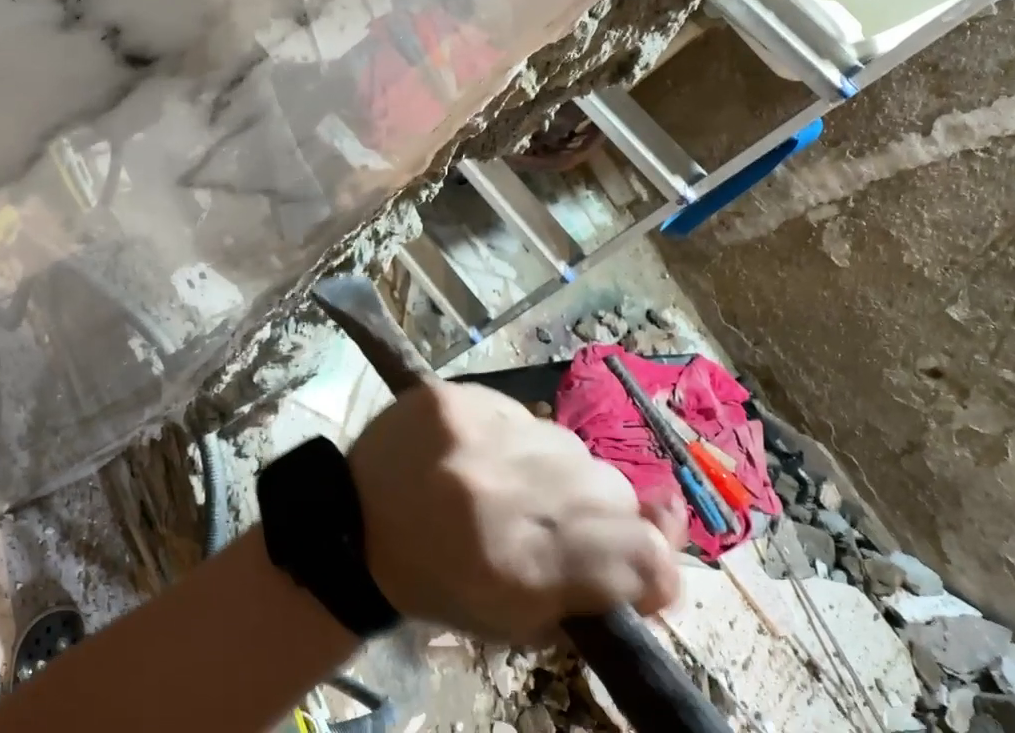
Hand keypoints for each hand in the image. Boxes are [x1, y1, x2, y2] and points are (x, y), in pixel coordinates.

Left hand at [347, 381, 683, 642]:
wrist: (350, 527)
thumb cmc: (437, 583)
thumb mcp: (519, 618)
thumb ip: (597, 588)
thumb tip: (664, 546)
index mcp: (523, 562)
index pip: (640, 552)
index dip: (654, 564)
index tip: (638, 568)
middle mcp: (504, 490)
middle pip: (613, 490)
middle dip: (600, 513)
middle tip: (558, 522)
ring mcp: (475, 434)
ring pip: (569, 443)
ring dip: (556, 469)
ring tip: (513, 484)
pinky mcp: (450, 397)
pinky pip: (519, 412)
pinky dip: (514, 436)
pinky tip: (484, 455)